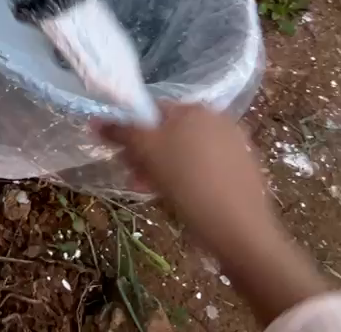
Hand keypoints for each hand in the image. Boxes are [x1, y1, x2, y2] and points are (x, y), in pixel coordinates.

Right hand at [98, 102, 329, 325]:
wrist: (240, 232)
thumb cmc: (186, 180)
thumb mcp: (142, 149)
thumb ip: (117, 130)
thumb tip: (95, 121)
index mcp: (197, 108)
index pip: (151, 109)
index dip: (131, 129)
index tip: (123, 152)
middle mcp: (220, 122)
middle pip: (168, 132)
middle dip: (146, 152)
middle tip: (134, 173)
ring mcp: (237, 150)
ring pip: (185, 153)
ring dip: (162, 167)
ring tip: (150, 190)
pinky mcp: (246, 176)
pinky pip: (205, 169)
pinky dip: (187, 179)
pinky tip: (178, 198)